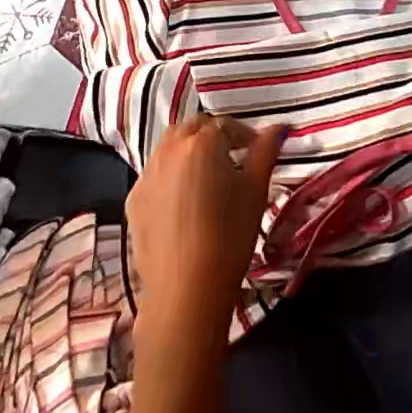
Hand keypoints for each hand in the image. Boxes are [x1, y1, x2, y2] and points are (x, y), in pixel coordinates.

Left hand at [128, 115, 286, 333]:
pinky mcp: (134, 198)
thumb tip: (277, 127)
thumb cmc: (230, 236)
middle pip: (193, 128)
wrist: (186, 287)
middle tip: (231, 158)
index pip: (225, 125)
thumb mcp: (256, 191)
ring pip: (169, 147)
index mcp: (202, 143)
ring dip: (189, 151)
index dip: (243, 135)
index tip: (255, 150)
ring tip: (207, 176)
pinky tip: (184, 201)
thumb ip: (265, 152)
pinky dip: (171, 175)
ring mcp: (147, 174)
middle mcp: (169, 150)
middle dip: (213, 135)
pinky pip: (155, 174)